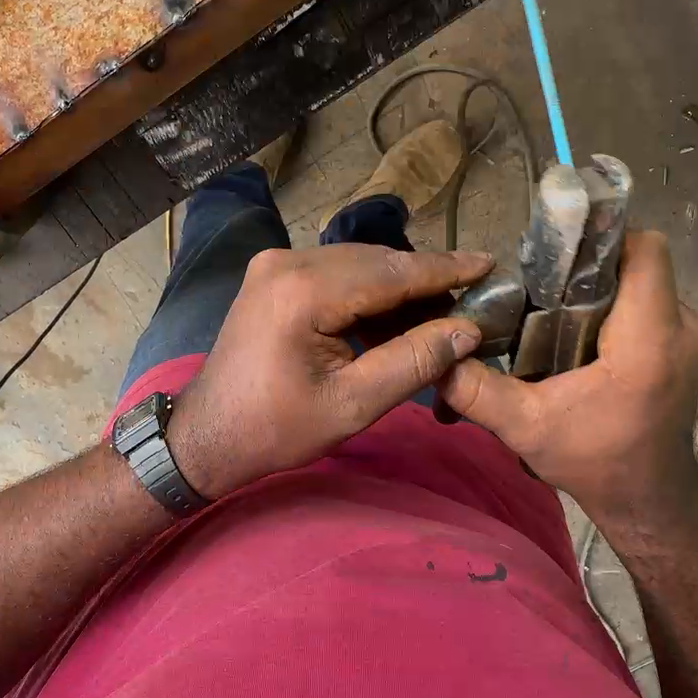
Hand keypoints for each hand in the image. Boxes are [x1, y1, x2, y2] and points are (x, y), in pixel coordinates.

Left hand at [168, 244, 494, 497]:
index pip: (391, 271)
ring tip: (441, 313)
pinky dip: (366, 292)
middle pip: (374, 261)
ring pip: (356, 265)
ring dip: (397, 287)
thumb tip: (468, 330)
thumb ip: (413, 362)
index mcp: (303, 290)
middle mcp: (287, 262)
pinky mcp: (271, 277)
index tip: (489, 264)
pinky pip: (333, 274)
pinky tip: (395, 317)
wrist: (209, 435)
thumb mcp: (353, 404)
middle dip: (424, 280)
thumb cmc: (277, 429)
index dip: (444, 270)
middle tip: (471, 299)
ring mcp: (274, 265)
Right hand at [437, 231, 697, 526]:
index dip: (599, 240)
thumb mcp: (525, 428)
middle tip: (536, 292)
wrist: (649, 500)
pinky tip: (573, 335)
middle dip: (584, 268)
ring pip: (638, 282)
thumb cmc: (596, 462)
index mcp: (650, 339)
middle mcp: (680, 326)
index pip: (644, 249)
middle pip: (635, 263)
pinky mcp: (680, 344)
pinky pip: (645, 302)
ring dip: (595, 289)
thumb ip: (476, 391)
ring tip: (550, 313)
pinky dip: (610, 308)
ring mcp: (686, 333)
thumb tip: (433, 356)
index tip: (552, 257)